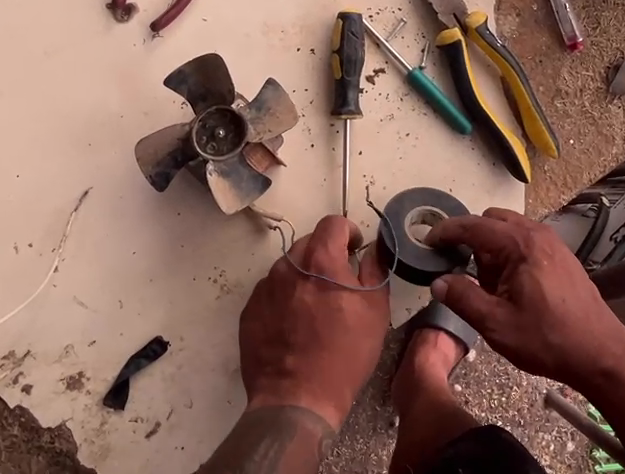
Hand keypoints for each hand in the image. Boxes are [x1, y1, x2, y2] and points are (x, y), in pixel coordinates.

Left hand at [237, 214, 389, 429]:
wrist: (297, 400)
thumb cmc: (344, 353)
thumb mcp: (375, 310)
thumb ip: (374, 270)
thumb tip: (371, 250)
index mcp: (320, 259)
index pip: (332, 223)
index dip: (348, 232)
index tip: (354, 250)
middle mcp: (287, 265)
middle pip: (308, 244)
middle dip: (325, 255)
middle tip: (338, 284)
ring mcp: (264, 289)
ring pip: (288, 268)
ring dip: (303, 277)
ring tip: (314, 309)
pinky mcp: (249, 312)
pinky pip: (271, 293)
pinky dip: (284, 299)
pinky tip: (294, 326)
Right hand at [427, 208, 624, 388]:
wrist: (600, 351)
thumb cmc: (547, 339)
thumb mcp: (497, 324)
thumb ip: (463, 298)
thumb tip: (438, 281)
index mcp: (519, 244)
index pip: (473, 226)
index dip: (446, 231)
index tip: (427, 241)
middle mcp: (536, 232)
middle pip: (491, 220)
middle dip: (471, 239)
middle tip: (460, 270)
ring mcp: (551, 241)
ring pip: (509, 229)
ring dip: (491, 246)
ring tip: (487, 284)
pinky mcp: (560, 254)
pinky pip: (524, 239)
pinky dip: (509, 251)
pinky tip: (510, 285)